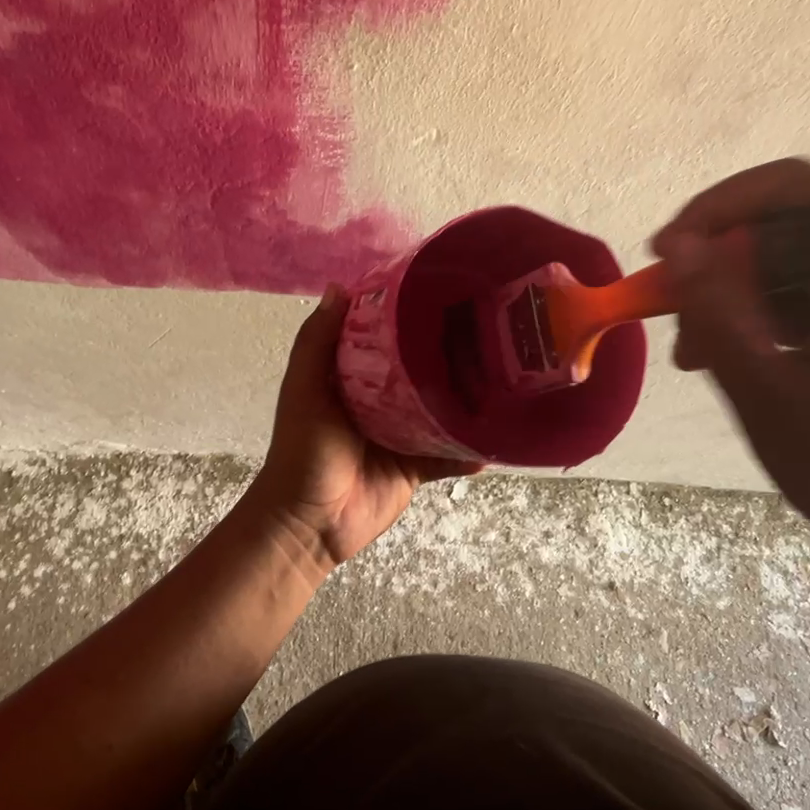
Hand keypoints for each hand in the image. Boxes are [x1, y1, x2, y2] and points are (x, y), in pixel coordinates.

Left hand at [240, 285, 482, 573]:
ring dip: (467, 398)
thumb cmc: (302, 451)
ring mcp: (401, 434)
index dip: (408, 315)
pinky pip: (450, 453)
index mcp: (351, 375)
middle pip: (420, 371)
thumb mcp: (304, 389)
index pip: (384, 336)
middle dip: (450, 355)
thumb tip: (339, 287)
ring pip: (441, 409)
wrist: (311, 523)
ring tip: (507, 375)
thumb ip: (318, 342)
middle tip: (491, 330)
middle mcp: (379, 399)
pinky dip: (472, 447)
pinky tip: (501, 435)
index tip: (443, 288)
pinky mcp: (416, 467)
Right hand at [650, 158, 809, 580]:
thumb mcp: (773, 397)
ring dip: (757, 299)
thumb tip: (675, 245)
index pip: (790, 192)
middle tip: (684, 333)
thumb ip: (716, 310)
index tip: (661, 261)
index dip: (712, 215)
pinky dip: (799, 315)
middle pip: (804, 228)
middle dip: (730, 271)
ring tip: (717, 360)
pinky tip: (771, 364)